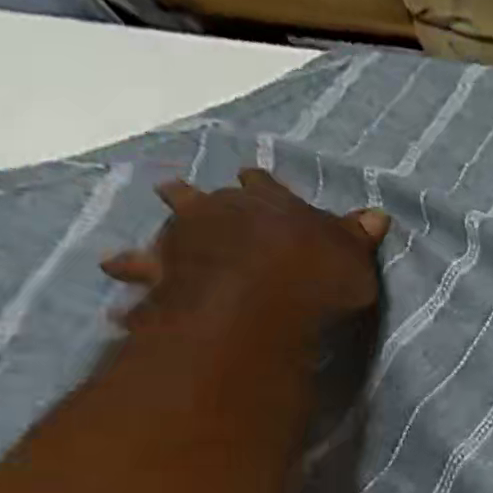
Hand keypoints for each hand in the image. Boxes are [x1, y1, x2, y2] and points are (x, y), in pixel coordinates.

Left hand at [101, 169, 389, 355]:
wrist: (268, 295)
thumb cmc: (318, 271)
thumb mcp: (353, 254)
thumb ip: (358, 237)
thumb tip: (379, 216)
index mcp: (266, 204)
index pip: (263, 185)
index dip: (260, 184)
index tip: (249, 176)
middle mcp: (219, 216)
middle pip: (195, 200)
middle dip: (185, 198)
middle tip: (167, 190)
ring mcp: (186, 248)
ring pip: (156, 244)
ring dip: (137, 254)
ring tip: (114, 262)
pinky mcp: (167, 286)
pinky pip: (145, 299)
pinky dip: (132, 308)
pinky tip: (116, 316)